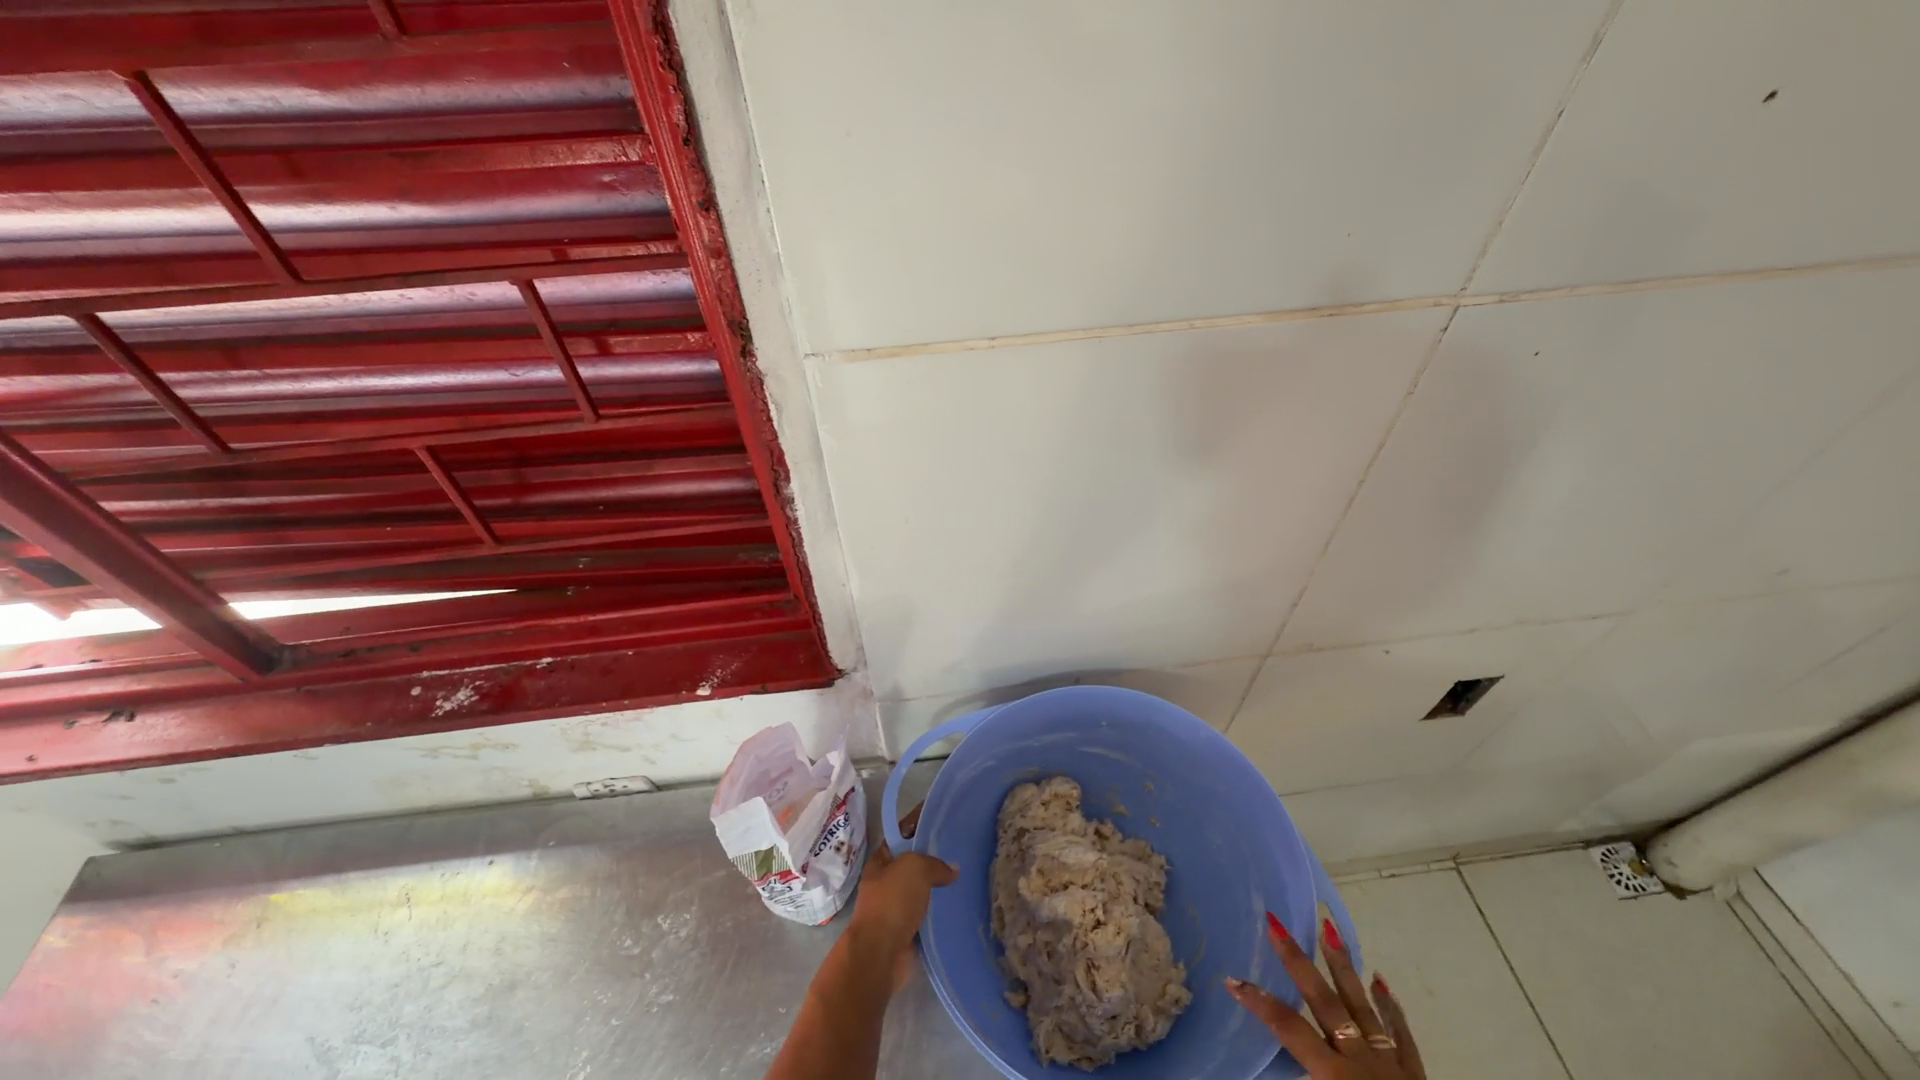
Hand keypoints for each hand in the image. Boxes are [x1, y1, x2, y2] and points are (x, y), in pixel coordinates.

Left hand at [848, 806, 958, 994]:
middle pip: (915, 859)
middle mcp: (889, 879)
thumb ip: (934, 863)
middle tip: (965, 843)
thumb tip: (953, 870)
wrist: (881, 953)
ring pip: (925, 886)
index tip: (943, 811)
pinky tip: (964, 900)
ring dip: (942, 882)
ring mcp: (898, 904)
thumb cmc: (892, 902)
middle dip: (936, 852)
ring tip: (971, 870)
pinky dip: (944, 906)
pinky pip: (931, 910)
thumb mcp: (914, 868)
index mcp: (882, 859)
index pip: (903, 830)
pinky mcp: (911, 927)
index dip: (920, 819)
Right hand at [1225, 914, 1425, 1078]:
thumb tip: (1264, 1073)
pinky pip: (1400, 1032)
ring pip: (1361, 1004)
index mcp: (1333, 1074)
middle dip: (1297, 961)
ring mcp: (1390, 1061)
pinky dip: (1389, 1004)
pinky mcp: (1415, 1072)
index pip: (1288, 1028)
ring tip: (1329, 929)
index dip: (1259, 1003)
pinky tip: (1380, 980)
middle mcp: (1359, 1058)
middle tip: (1278, 924)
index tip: (1233, 979)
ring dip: (1343, 966)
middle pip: (1323, 1000)